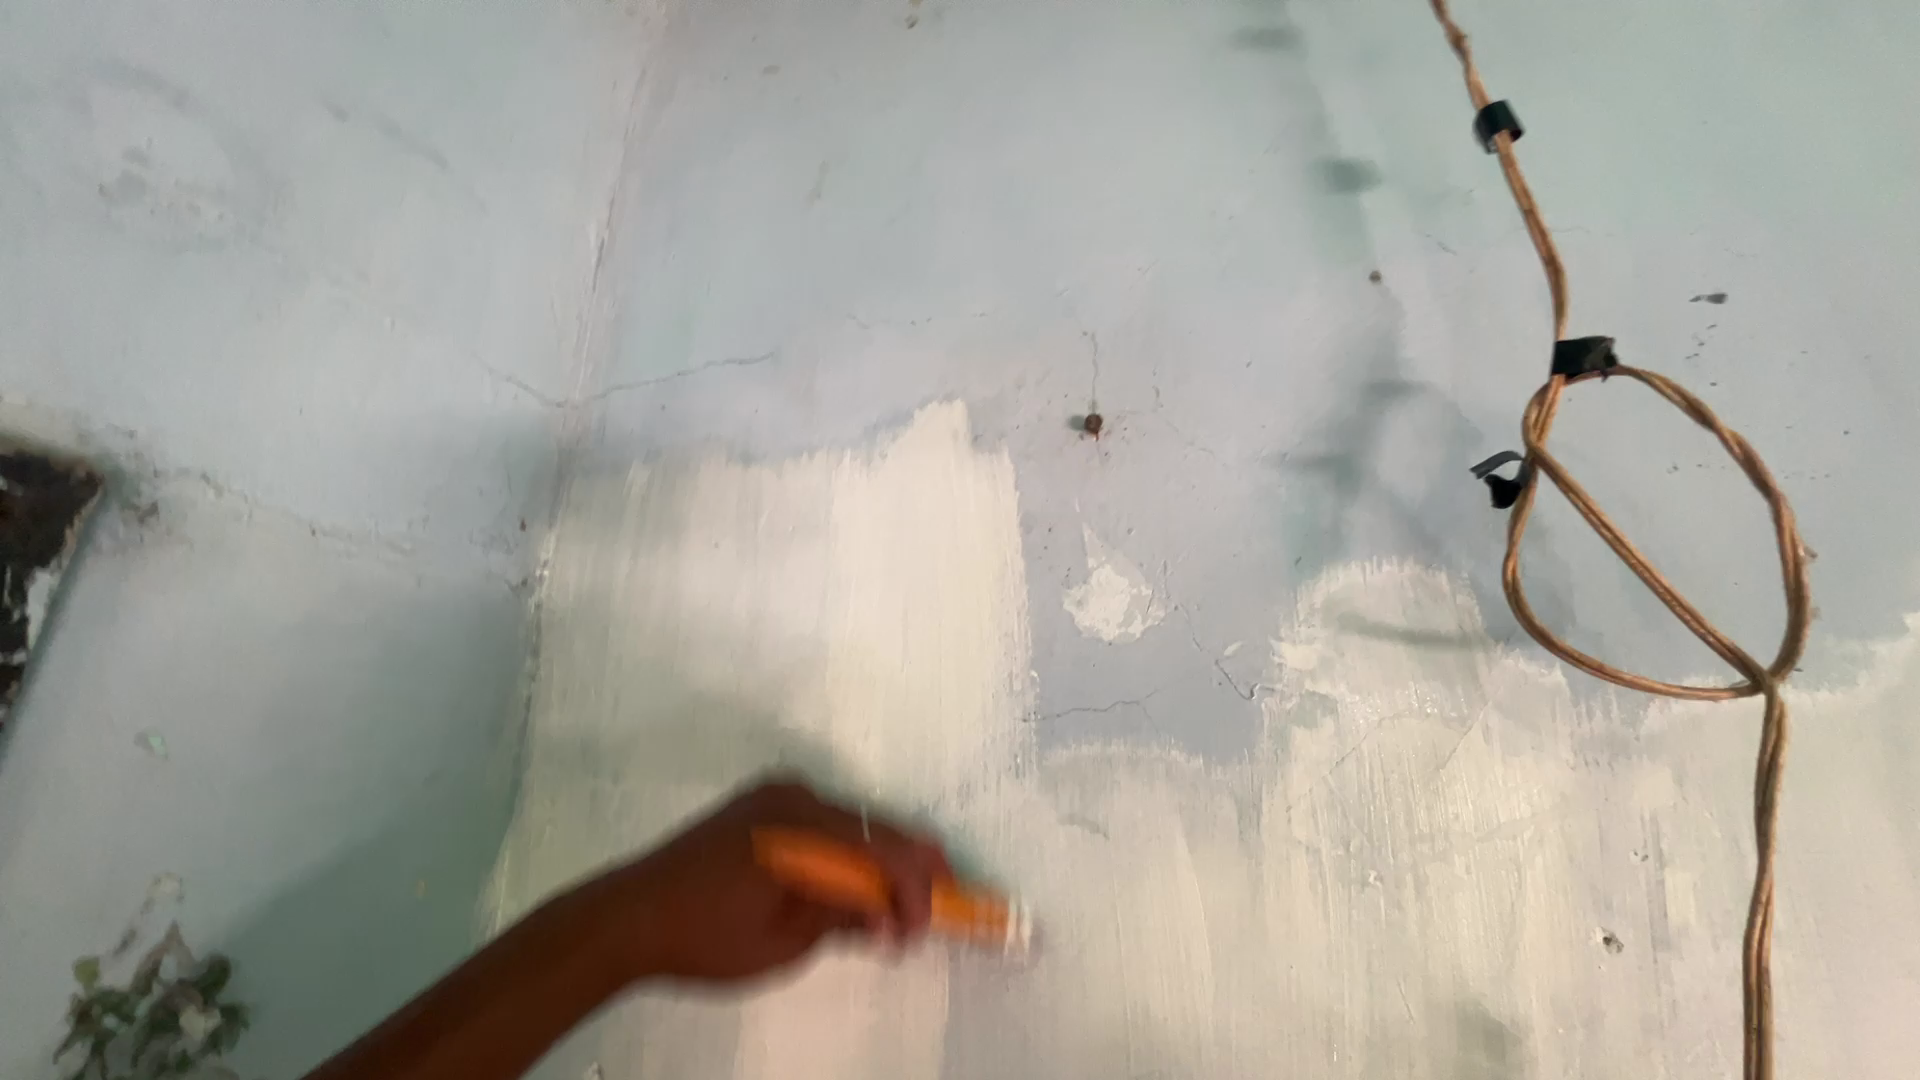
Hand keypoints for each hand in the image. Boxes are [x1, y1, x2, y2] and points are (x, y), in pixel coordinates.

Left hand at [613, 776, 952, 982]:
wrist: (628, 914)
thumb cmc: (706, 937)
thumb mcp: (783, 943)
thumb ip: (842, 917)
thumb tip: (889, 917)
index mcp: (802, 826)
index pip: (880, 847)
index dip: (915, 884)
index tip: (927, 924)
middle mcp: (796, 795)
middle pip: (869, 828)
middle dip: (903, 871)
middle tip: (924, 913)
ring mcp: (776, 794)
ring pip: (846, 823)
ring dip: (872, 862)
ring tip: (887, 906)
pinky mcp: (761, 802)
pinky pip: (818, 821)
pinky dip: (840, 851)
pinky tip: (846, 883)